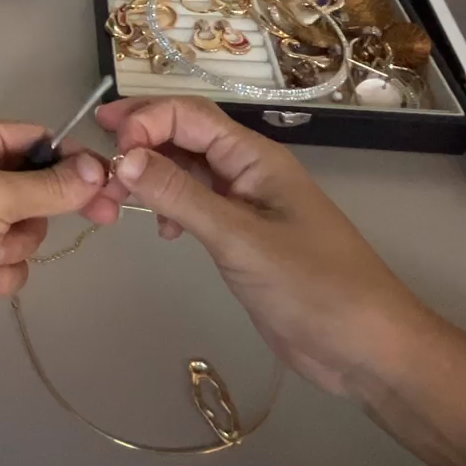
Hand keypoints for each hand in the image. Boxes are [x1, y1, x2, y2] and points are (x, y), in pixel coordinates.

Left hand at [0, 120, 106, 353]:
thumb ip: (52, 185)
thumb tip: (99, 169)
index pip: (33, 139)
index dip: (71, 159)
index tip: (110, 179)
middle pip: (37, 186)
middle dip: (46, 208)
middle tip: (103, 216)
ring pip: (27, 228)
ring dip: (10, 245)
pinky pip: (10, 261)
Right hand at [86, 96, 437, 396]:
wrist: (369, 350)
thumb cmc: (313, 286)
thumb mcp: (238, 238)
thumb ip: (179, 194)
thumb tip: (123, 157)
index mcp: (253, 156)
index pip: (188, 115)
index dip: (144, 120)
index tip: (108, 147)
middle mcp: (246, 168)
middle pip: (183, 134)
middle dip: (138, 140)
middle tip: (96, 159)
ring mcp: (244, 200)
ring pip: (185, 168)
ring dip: (149, 174)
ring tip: (117, 198)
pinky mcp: (240, 231)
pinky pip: (193, 200)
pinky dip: (167, 205)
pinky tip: (162, 230)